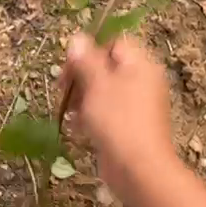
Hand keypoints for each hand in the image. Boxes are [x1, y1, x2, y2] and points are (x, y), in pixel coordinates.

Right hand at [59, 34, 179, 195]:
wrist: (137, 168)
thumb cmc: (118, 120)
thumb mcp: (97, 83)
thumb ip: (86, 59)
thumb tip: (77, 38)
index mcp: (140, 65)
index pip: (114, 44)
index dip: (90, 51)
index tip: (70, 66)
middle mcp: (142, 82)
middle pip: (107, 67)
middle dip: (82, 76)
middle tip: (64, 89)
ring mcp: (136, 106)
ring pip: (104, 91)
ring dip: (82, 98)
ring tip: (69, 111)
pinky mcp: (128, 127)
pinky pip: (107, 113)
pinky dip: (91, 116)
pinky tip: (77, 127)